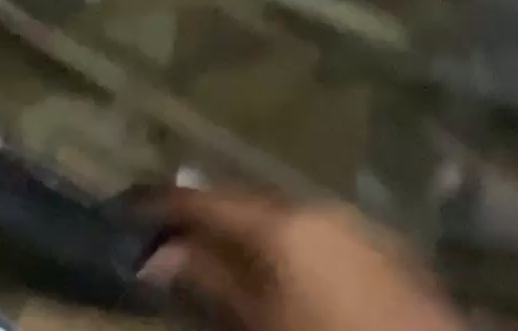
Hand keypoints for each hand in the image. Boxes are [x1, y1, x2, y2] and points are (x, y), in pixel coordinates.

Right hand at [142, 189, 464, 330]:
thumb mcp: (258, 320)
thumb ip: (205, 281)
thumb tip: (154, 255)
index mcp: (283, 218)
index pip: (200, 199)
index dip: (158, 204)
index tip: (124, 208)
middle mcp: (319, 209)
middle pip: (243, 205)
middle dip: (206, 220)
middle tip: (168, 234)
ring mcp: (362, 231)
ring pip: (281, 220)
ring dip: (246, 235)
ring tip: (217, 254)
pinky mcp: (393, 258)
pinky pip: (319, 239)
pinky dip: (286, 249)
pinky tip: (273, 270)